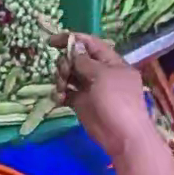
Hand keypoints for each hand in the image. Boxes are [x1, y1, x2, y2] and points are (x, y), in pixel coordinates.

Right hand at [49, 32, 157, 160]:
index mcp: (111, 62)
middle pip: (76, 59)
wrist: (121, 135)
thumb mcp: (102, 75)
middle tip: (64, 73)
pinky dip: (60, 94)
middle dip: (65, 63)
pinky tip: (58, 99)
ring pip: (69, 76)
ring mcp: (90, 89)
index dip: (72, 39)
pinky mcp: (81, 103)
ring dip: (61, 79)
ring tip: (61, 89)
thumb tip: (73, 50)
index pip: (90, 44)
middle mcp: (100, 73)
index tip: (51, 42)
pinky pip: (66, 93)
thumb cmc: (117, 101)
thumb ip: (84, 61)